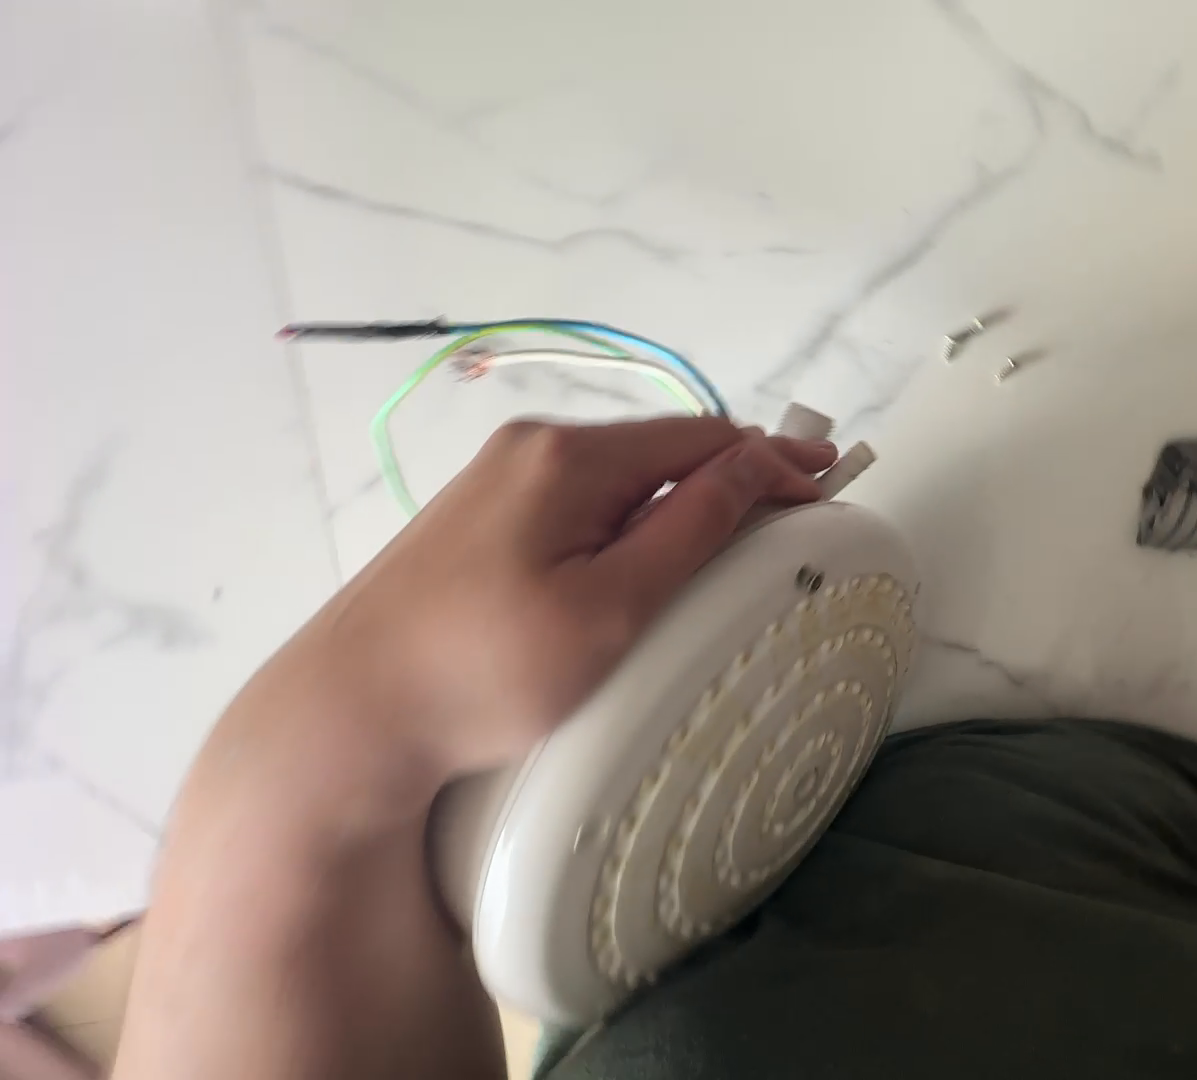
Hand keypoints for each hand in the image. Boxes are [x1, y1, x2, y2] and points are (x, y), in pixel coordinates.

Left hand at [230, 417, 836, 803]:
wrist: (342, 722)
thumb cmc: (487, 672)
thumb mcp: (612, 604)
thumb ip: (691, 526)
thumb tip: (754, 465)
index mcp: (570, 459)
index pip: (702, 439)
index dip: (772, 458)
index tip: (826, 485)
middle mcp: (535, 450)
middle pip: (667, 448)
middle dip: (741, 469)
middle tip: (803, 496)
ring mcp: (505, 481)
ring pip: (633, 474)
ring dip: (698, 491)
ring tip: (751, 521)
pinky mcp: (491, 517)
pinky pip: (596, 499)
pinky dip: (653, 512)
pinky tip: (669, 541)